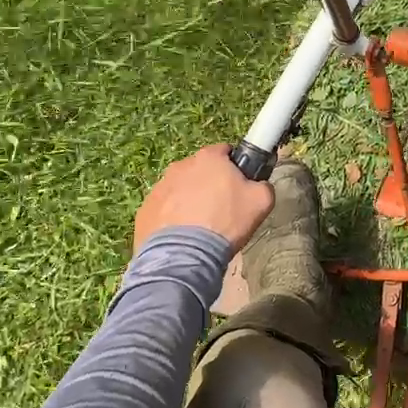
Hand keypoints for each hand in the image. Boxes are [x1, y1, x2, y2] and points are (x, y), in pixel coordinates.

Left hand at [133, 144, 274, 252]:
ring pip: (180, 189)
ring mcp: (159, 188)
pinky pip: (164, 210)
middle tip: (221, 209)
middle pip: (200, 170)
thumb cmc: (226, 222)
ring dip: (189, 201)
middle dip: (210, 184)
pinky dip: (173, 219)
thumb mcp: (262, 201)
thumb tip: (258, 185)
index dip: (234, 166)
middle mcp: (180, 166)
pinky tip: (182, 237)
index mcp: (209, 158)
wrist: (184, 257)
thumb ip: (263, 185)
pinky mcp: (145, 210)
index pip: (225, 151)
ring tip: (200, 227)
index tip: (239, 185)